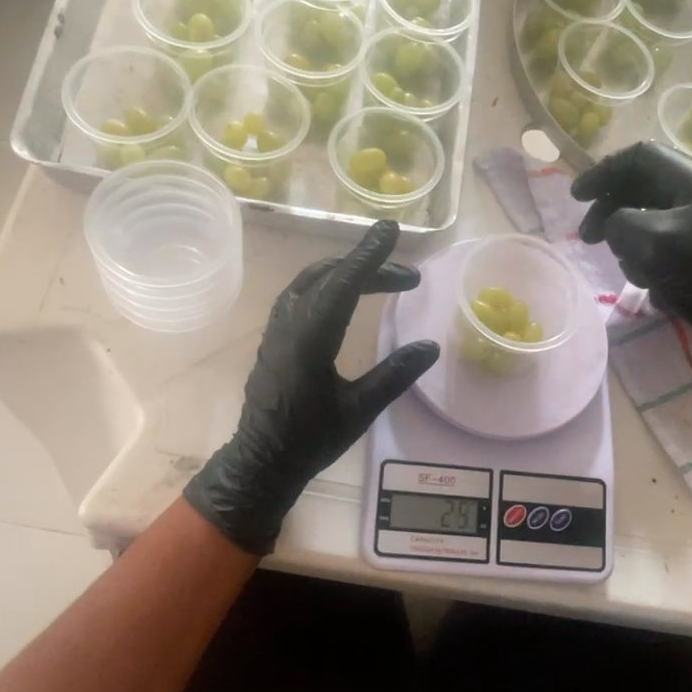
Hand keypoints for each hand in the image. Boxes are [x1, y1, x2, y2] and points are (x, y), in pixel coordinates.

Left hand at [185, 221, 439, 553]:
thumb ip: (394, 374)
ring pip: (310, 282)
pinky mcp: (274, 340)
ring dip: (345, 273)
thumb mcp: (360, 410)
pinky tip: (344, 299)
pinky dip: (327, 286)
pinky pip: (300, 296)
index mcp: (311, 338)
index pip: (344, 282)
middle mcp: (290, 324)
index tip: (390, 230)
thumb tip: (430, 347)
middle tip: (408, 277)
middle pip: (329, 277)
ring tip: (379, 279)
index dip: (370, 255)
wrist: (261, 461)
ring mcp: (277, 330)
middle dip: (369, 267)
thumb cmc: (310, 440)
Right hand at [574, 142, 691, 383]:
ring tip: (636, 271)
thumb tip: (614, 227)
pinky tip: (657, 288)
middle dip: (611, 213)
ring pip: (647, 226)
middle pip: (639, 190)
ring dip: (631, 247)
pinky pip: (663, 254)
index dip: (602, 172)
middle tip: (588, 239)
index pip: (639, 157)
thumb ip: (622, 223)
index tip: (575, 198)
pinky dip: (651, 268)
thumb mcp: (657, 240)